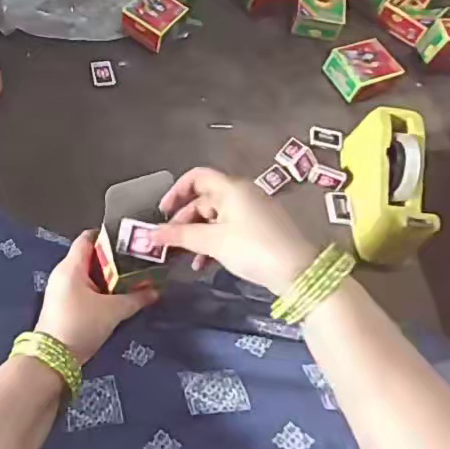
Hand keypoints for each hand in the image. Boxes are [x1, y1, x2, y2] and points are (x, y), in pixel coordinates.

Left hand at [35, 230, 157, 362]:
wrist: (54, 359)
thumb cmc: (81, 325)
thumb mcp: (113, 311)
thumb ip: (135, 298)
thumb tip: (155, 291)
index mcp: (71, 266)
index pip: (87, 238)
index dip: (107, 235)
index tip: (128, 240)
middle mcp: (63, 273)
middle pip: (89, 256)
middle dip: (112, 258)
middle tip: (136, 261)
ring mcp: (60, 288)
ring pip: (87, 273)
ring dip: (107, 275)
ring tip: (130, 278)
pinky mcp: (61, 303)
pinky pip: (82, 287)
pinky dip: (98, 288)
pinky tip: (115, 296)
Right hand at [149, 167, 320, 296]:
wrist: (299, 272)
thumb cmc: (253, 248)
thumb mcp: (213, 242)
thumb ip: (180, 236)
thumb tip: (151, 235)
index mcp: (231, 188)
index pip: (197, 177)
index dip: (176, 191)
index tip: (163, 212)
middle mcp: (242, 194)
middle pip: (204, 199)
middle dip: (184, 220)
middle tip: (169, 241)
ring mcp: (252, 211)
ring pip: (215, 217)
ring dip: (197, 235)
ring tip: (185, 257)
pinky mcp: (259, 229)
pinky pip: (228, 229)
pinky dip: (213, 242)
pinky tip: (204, 264)